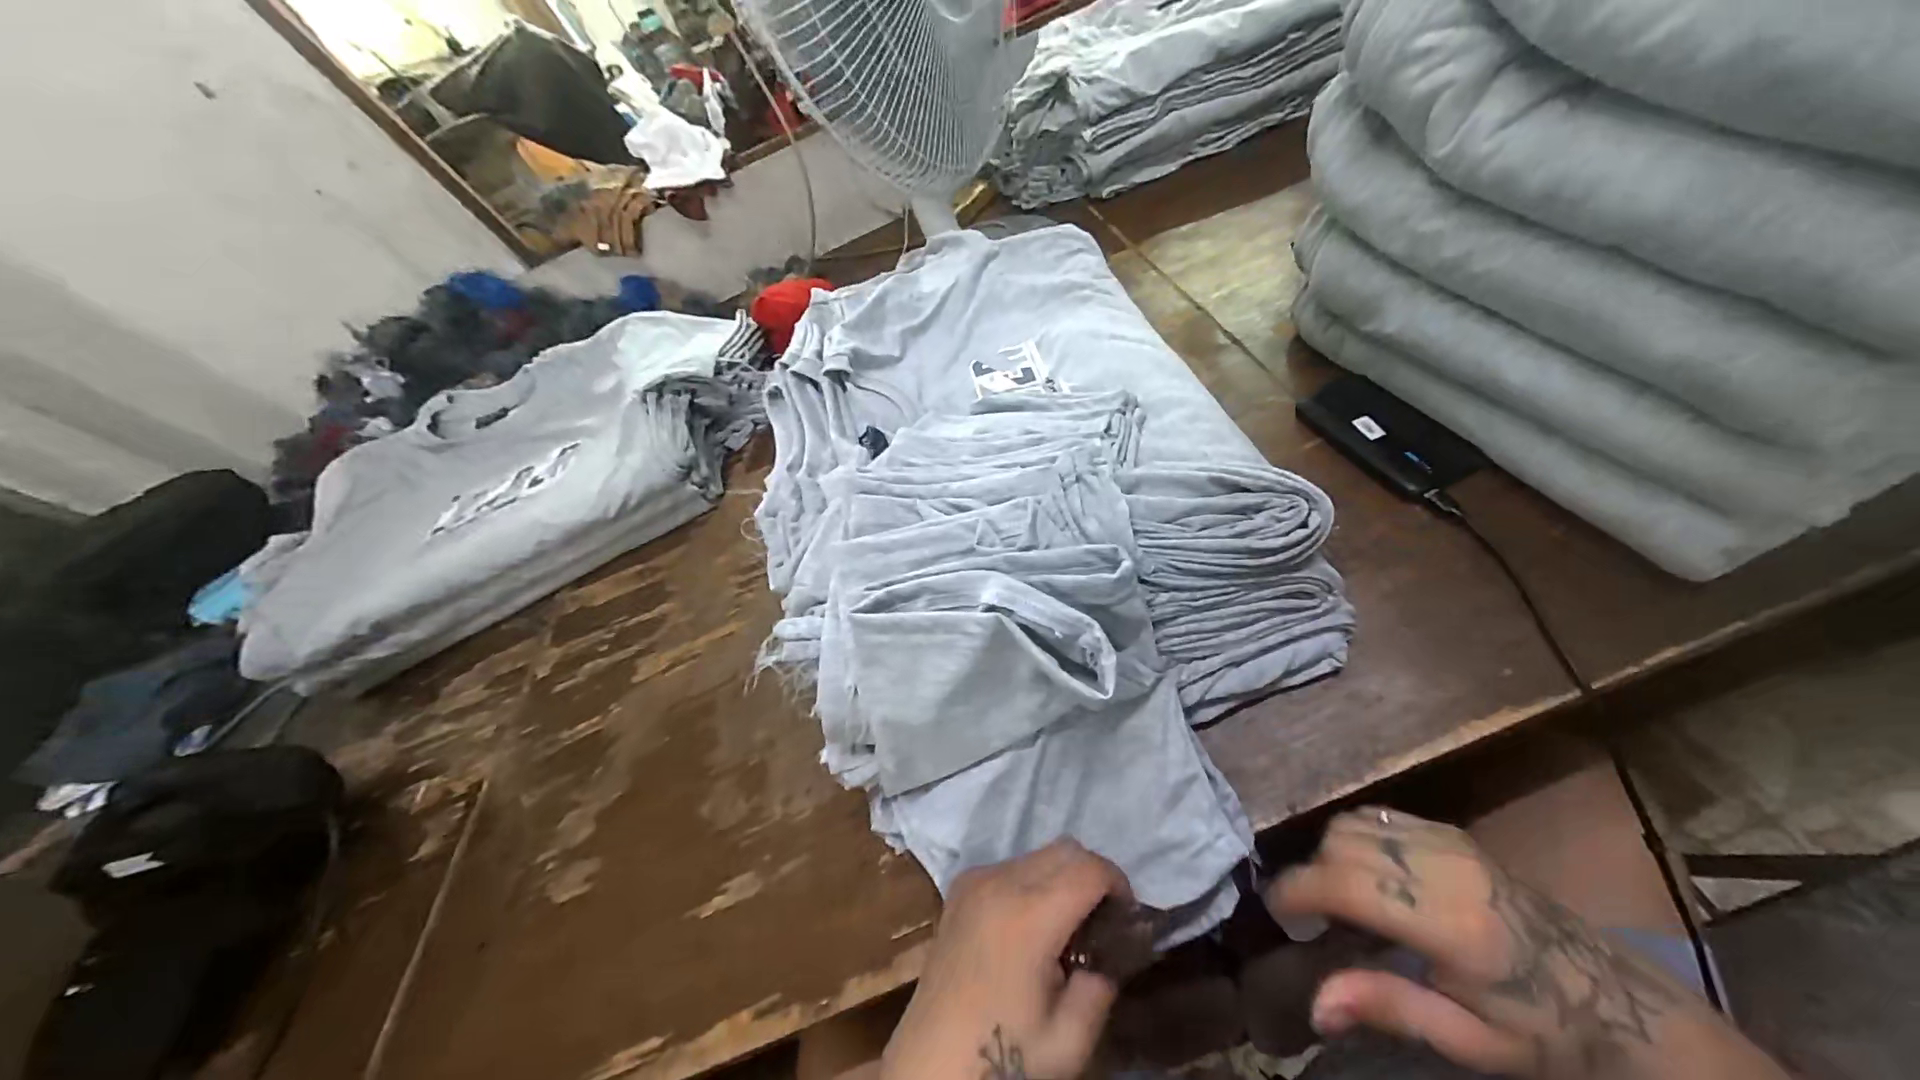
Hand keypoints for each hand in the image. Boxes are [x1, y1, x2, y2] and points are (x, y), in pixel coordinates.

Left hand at [882, 840, 1130, 1079]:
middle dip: (1093, 876)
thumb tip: (1108, 954)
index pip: (1089, 868)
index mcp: (1028, 915)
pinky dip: (1033, 880)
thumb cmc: (1002, 1054)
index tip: (1126, 918)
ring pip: (1038, 853)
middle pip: (1065, 849)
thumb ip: (1100, 987)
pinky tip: (1031, 925)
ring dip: (1062, 876)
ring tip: (1066, 926)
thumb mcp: (1069, 1040)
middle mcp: (999, 882)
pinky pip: (1011, 865)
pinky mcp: (959, 888)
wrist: (931, 1064)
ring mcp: (974, 880)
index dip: (1119, 885)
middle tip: (1102, 921)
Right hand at [1266, 808, 1785, 1079]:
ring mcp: (1450, 843)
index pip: (1343, 883)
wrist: (1621, 1001)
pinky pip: (1378, 816)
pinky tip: (1365, 871)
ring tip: (1337, 898)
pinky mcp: (1453, 833)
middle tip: (1309, 918)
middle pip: (1339, 844)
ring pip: (1352, 823)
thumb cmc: (1546, 1032)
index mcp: (1451, 925)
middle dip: (1309, 875)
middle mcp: (1445, 868)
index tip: (1274, 913)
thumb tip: (1315, 1006)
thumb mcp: (1473, 1042)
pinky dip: (1354, 837)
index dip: (1295, 891)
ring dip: (1328, 854)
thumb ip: (1389, 1008)